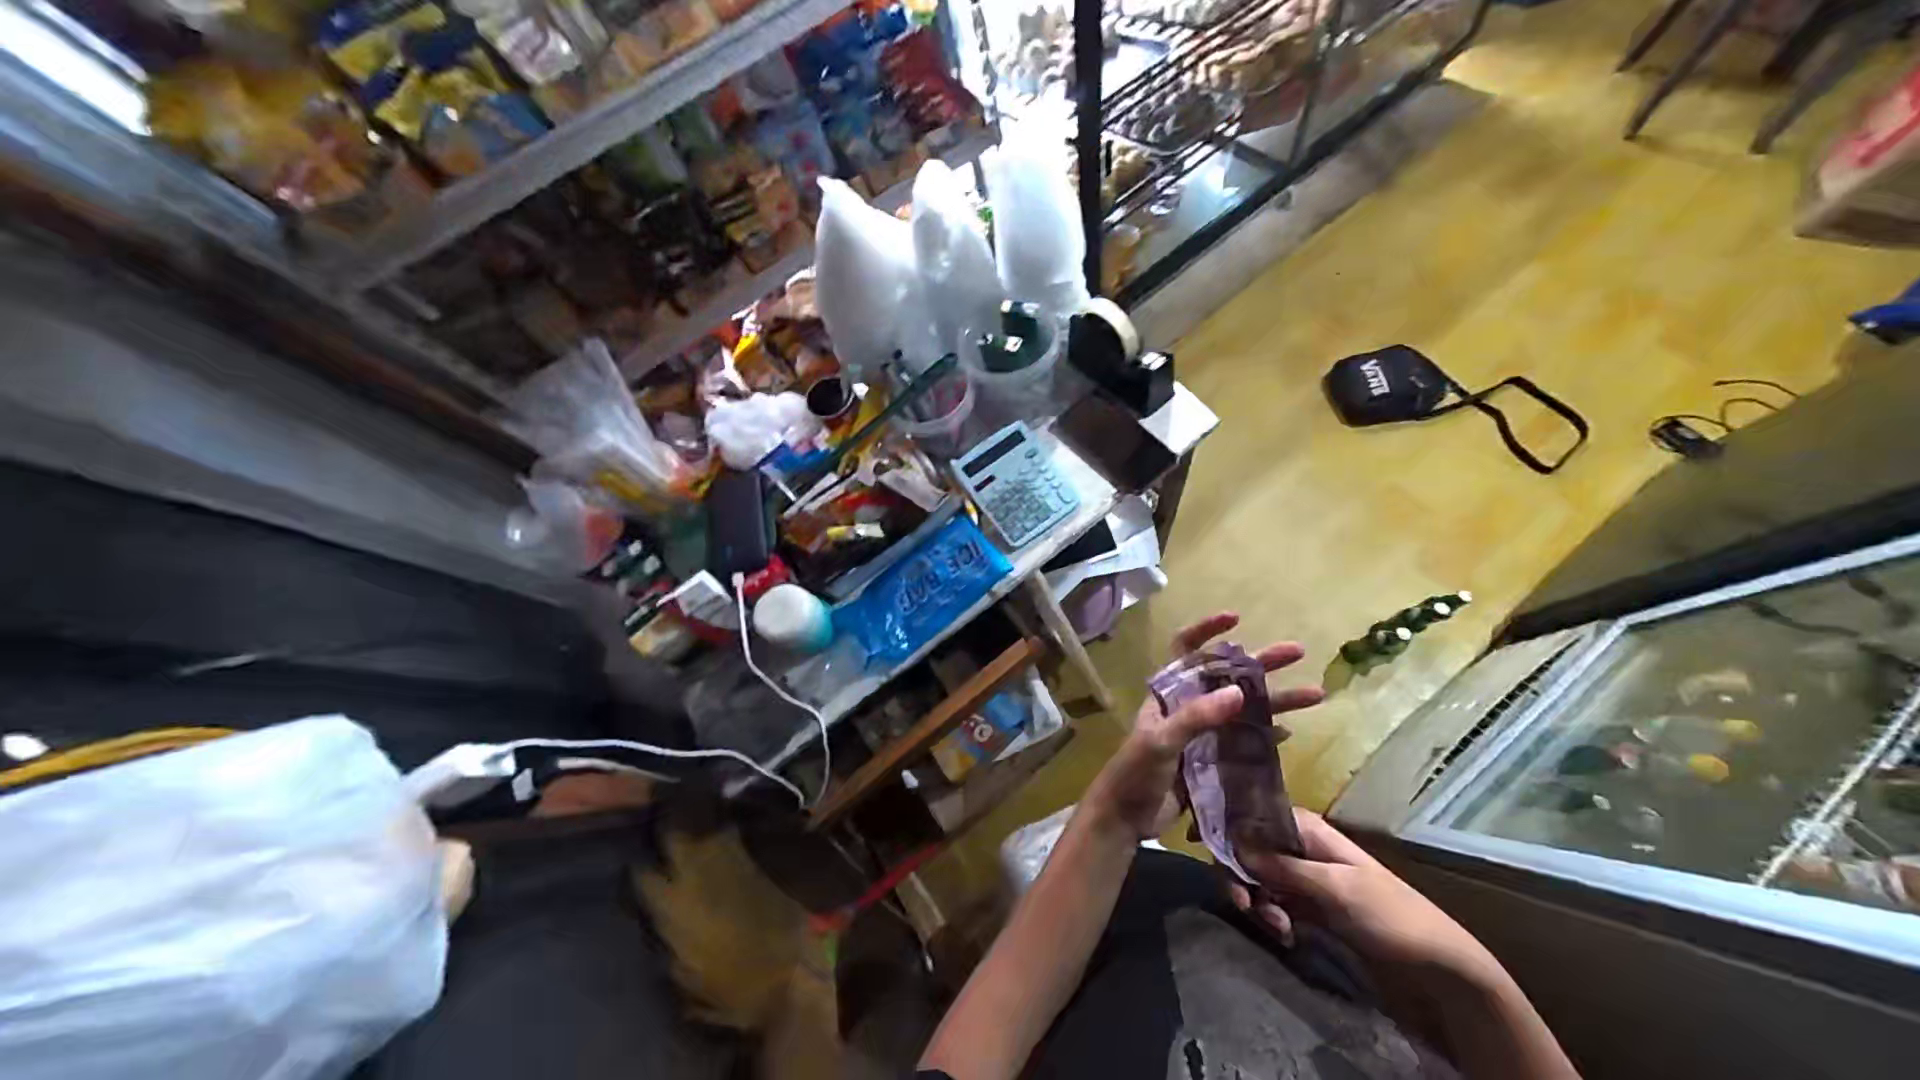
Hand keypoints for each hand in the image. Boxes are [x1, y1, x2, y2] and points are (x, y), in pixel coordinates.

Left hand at [1085, 612, 1324, 841]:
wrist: (1126, 818)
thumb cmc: (1135, 772)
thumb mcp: (1160, 741)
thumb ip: (1196, 717)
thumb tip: (1239, 692)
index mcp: (1169, 694)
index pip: (1186, 650)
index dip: (1207, 631)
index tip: (1235, 618)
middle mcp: (1188, 707)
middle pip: (1228, 676)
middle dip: (1261, 664)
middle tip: (1297, 651)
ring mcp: (1203, 734)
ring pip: (1244, 709)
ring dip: (1275, 700)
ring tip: (1315, 694)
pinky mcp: (1213, 760)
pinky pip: (1244, 740)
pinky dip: (1264, 734)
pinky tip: (1287, 731)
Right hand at [1231, 809, 1493, 976]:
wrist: (1440, 967)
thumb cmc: (1390, 916)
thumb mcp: (1335, 889)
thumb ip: (1282, 866)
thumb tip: (1233, 842)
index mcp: (1305, 827)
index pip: (1249, 814)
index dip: (1223, 827)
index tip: (1199, 846)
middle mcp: (1297, 844)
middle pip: (1246, 848)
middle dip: (1239, 876)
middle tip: (1246, 906)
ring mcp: (1301, 875)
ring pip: (1255, 877)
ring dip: (1257, 902)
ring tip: (1277, 929)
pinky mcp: (1306, 904)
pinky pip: (1271, 901)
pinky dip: (1270, 916)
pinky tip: (1284, 934)